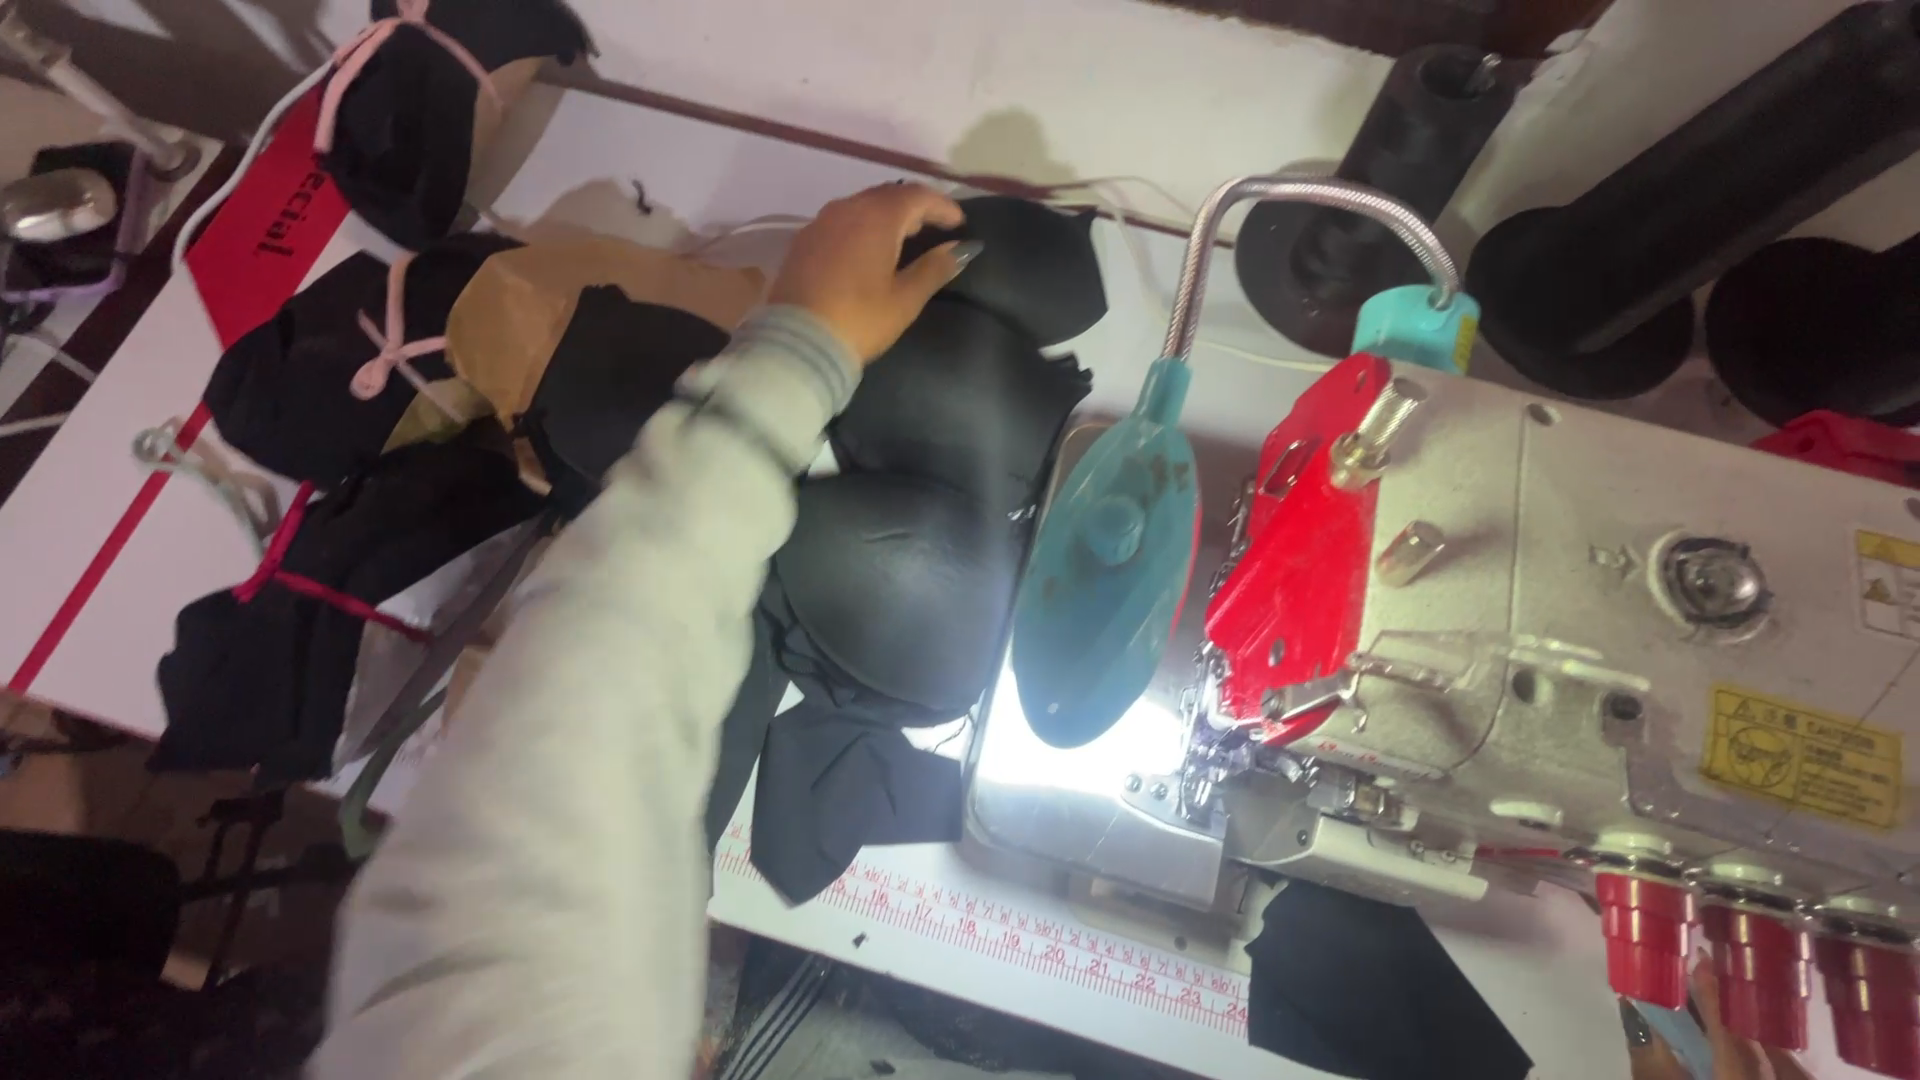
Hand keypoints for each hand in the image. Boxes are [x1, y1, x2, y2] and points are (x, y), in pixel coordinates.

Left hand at [768, 182, 974, 364]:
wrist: (798, 342)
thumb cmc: (860, 320)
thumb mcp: (905, 299)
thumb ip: (935, 268)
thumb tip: (963, 248)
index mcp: (877, 217)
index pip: (917, 196)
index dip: (943, 206)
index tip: (960, 224)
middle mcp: (847, 208)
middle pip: (888, 195)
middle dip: (915, 207)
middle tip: (935, 227)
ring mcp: (820, 222)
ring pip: (862, 206)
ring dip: (887, 215)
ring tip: (905, 237)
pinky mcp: (803, 241)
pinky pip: (841, 221)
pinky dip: (863, 227)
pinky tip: (869, 248)